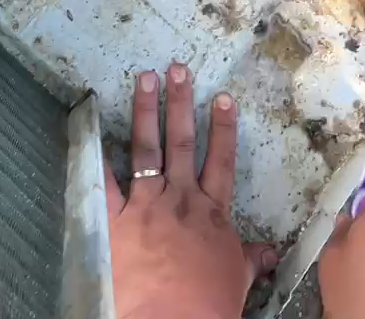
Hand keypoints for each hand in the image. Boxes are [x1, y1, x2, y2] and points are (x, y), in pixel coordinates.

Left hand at [105, 63, 277, 318]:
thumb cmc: (208, 306)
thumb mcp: (236, 281)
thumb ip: (250, 260)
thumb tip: (271, 253)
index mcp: (211, 213)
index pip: (221, 161)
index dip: (223, 128)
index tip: (223, 98)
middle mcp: (180, 198)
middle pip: (183, 142)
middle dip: (181, 103)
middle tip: (178, 69)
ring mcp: (147, 205)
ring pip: (147, 149)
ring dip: (146, 111)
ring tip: (145, 78)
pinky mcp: (116, 220)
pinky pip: (104, 182)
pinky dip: (96, 154)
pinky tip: (93, 125)